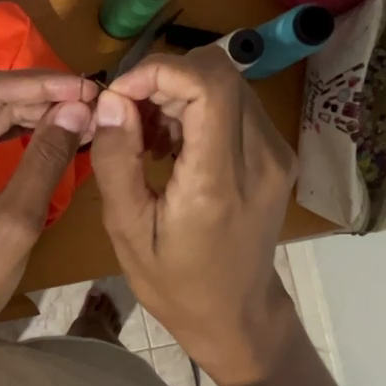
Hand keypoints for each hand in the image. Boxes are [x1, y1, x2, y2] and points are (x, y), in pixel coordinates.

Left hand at [0, 70, 97, 370]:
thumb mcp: (14, 221)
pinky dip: (25, 136)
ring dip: (37, 114)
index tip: (88, 87)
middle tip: (95, 102)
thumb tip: (79, 109)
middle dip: (42, 96)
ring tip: (84, 115)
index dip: (41, 83)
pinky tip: (59, 134)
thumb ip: (45, 161)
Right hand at [89, 50, 296, 385]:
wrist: (235, 313)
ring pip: (227, 84)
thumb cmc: (173, 282)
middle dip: (163, 78)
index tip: (117, 95)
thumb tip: (110, 101)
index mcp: (217, 181)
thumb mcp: (126, 230)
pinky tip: (170, 143)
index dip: (158, 71)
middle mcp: (259, 158)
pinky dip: (196, 107)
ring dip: (178, 92)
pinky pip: (234, 105)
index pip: (207, 87)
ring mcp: (275, 154)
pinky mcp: (276, 154)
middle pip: (219, 74)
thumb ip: (117, 161)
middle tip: (125, 114)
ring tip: (144, 134)